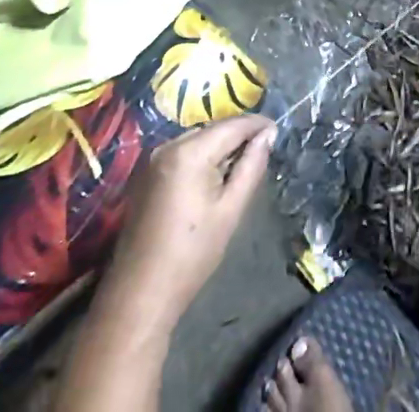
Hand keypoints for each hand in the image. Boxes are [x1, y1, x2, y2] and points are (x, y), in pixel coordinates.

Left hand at [103, 114, 276, 323]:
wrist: (140, 294)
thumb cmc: (192, 253)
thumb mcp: (231, 208)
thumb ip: (252, 165)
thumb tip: (268, 135)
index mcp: (189, 153)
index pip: (232, 125)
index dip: (258, 125)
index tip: (278, 130)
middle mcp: (167, 147)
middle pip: (213, 129)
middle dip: (239, 135)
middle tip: (263, 149)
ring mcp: (152, 160)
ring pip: (197, 139)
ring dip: (220, 146)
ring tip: (243, 163)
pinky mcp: (144, 175)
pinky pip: (181, 153)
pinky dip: (201, 156)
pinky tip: (214, 176)